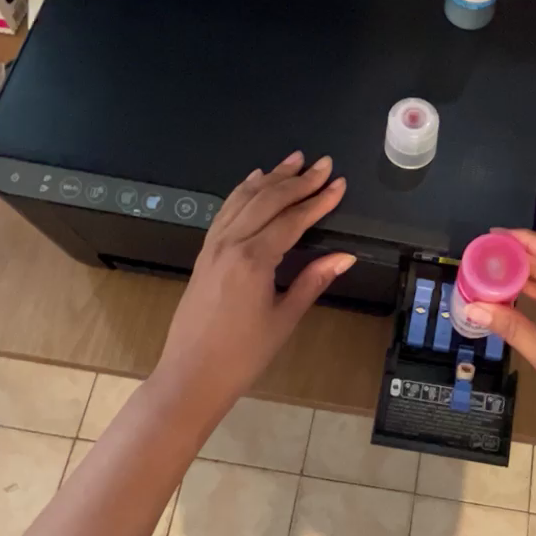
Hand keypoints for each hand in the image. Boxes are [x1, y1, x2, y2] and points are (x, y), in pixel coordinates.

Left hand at [155, 152, 352, 403]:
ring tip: (293, 161)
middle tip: (323, 163)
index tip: (338, 184)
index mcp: (253, 260)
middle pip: (268, 200)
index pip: (293, 219)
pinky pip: (226, 211)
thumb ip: (314, 281)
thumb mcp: (285, 318)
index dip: (319, 200)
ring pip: (244, 199)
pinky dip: (242, 192)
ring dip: (271, 178)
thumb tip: (344, 257)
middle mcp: (231, 244)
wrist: (191, 375)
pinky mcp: (204, 254)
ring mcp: (213, 246)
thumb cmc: (242, 354)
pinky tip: (254, 181)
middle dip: (299, 180)